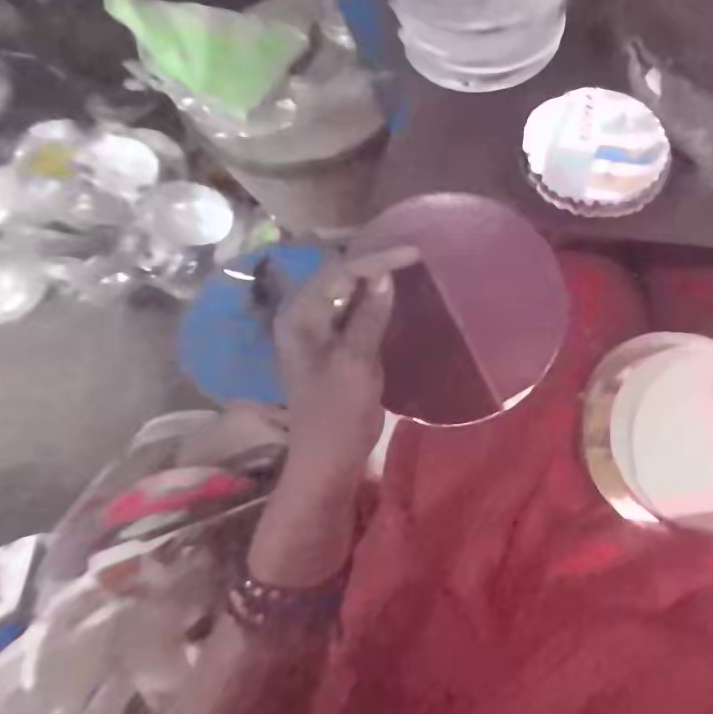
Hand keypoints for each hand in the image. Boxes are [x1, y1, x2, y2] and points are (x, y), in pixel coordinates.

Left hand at [272, 247, 419, 485]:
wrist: (328, 459)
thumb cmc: (338, 414)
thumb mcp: (356, 363)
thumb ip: (368, 317)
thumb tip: (384, 276)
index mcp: (299, 318)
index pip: (338, 273)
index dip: (376, 260)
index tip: (414, 253)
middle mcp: (302, 318)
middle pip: (338, 277)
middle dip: (374, 263)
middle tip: (413, 255)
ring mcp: (317, 333)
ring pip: (346, 294)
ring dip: (374, 280)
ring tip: (408, 267)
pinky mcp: (334, 347)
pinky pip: (353, 313)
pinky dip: (373, 303)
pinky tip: (396, 297)